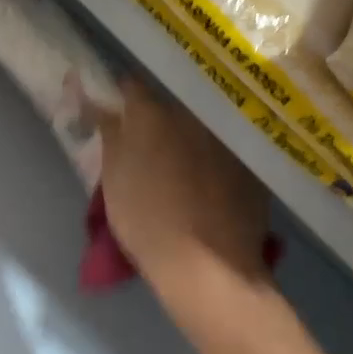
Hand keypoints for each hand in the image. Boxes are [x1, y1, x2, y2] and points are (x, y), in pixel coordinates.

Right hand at [98, 79, 270, 291]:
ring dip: (185, 138)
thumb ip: (110, 133)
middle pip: (169, 106)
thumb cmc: (145, 219)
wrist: (207, 266)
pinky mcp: (251, 167)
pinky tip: (204, 186)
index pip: (130, 87)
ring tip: (175, 166)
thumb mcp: (113, 176)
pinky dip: (210, 161)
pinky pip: (223, 152)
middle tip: (142, 144)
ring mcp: (227, 141)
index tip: (109, 111)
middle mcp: (195, 117)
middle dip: (155, 119)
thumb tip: (102, 102)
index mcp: (154, 115)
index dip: (117, 97)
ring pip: (198, 128)